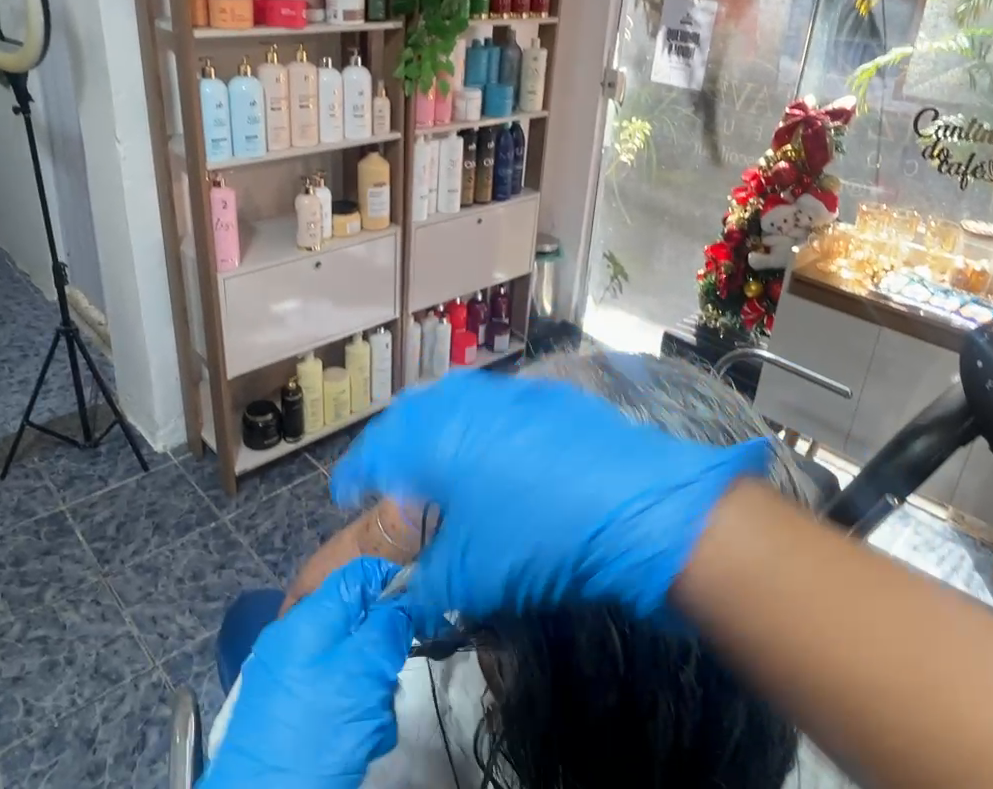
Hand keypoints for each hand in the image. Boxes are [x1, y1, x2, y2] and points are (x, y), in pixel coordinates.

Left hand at [200, 558, 415, 788]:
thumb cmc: (316, 731)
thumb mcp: (363, 671)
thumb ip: (387, 626)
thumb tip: (406, 595)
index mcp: (309, 617)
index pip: (359, 574)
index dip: (393, 587)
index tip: (417, 617)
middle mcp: (297, 638)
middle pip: (359, 622)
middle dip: (383, 653)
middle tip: (386, 684)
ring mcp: (291, 675)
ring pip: (353, 663)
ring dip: (373, 691)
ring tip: (370, 725)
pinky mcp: (292, 709)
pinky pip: (337, 694)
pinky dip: (354, 714)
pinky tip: (356, 741)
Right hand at [330, 368, 769, 619]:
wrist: (643, 508)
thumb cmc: (538, 538)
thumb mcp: (470, 576)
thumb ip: (421, 585)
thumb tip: (401, 600)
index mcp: (428, 434)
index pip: (372, 453)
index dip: (355, 480)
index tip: (349, 500)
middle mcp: (461, 400)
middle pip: (409, 421)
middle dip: (396, 454)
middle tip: (396, 489)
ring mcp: (509, 392)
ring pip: (454, 408)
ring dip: (440, 439)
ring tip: (444, 475)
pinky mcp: (551, 396)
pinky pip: (496, 410)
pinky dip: (481, 433)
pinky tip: (501, 464)